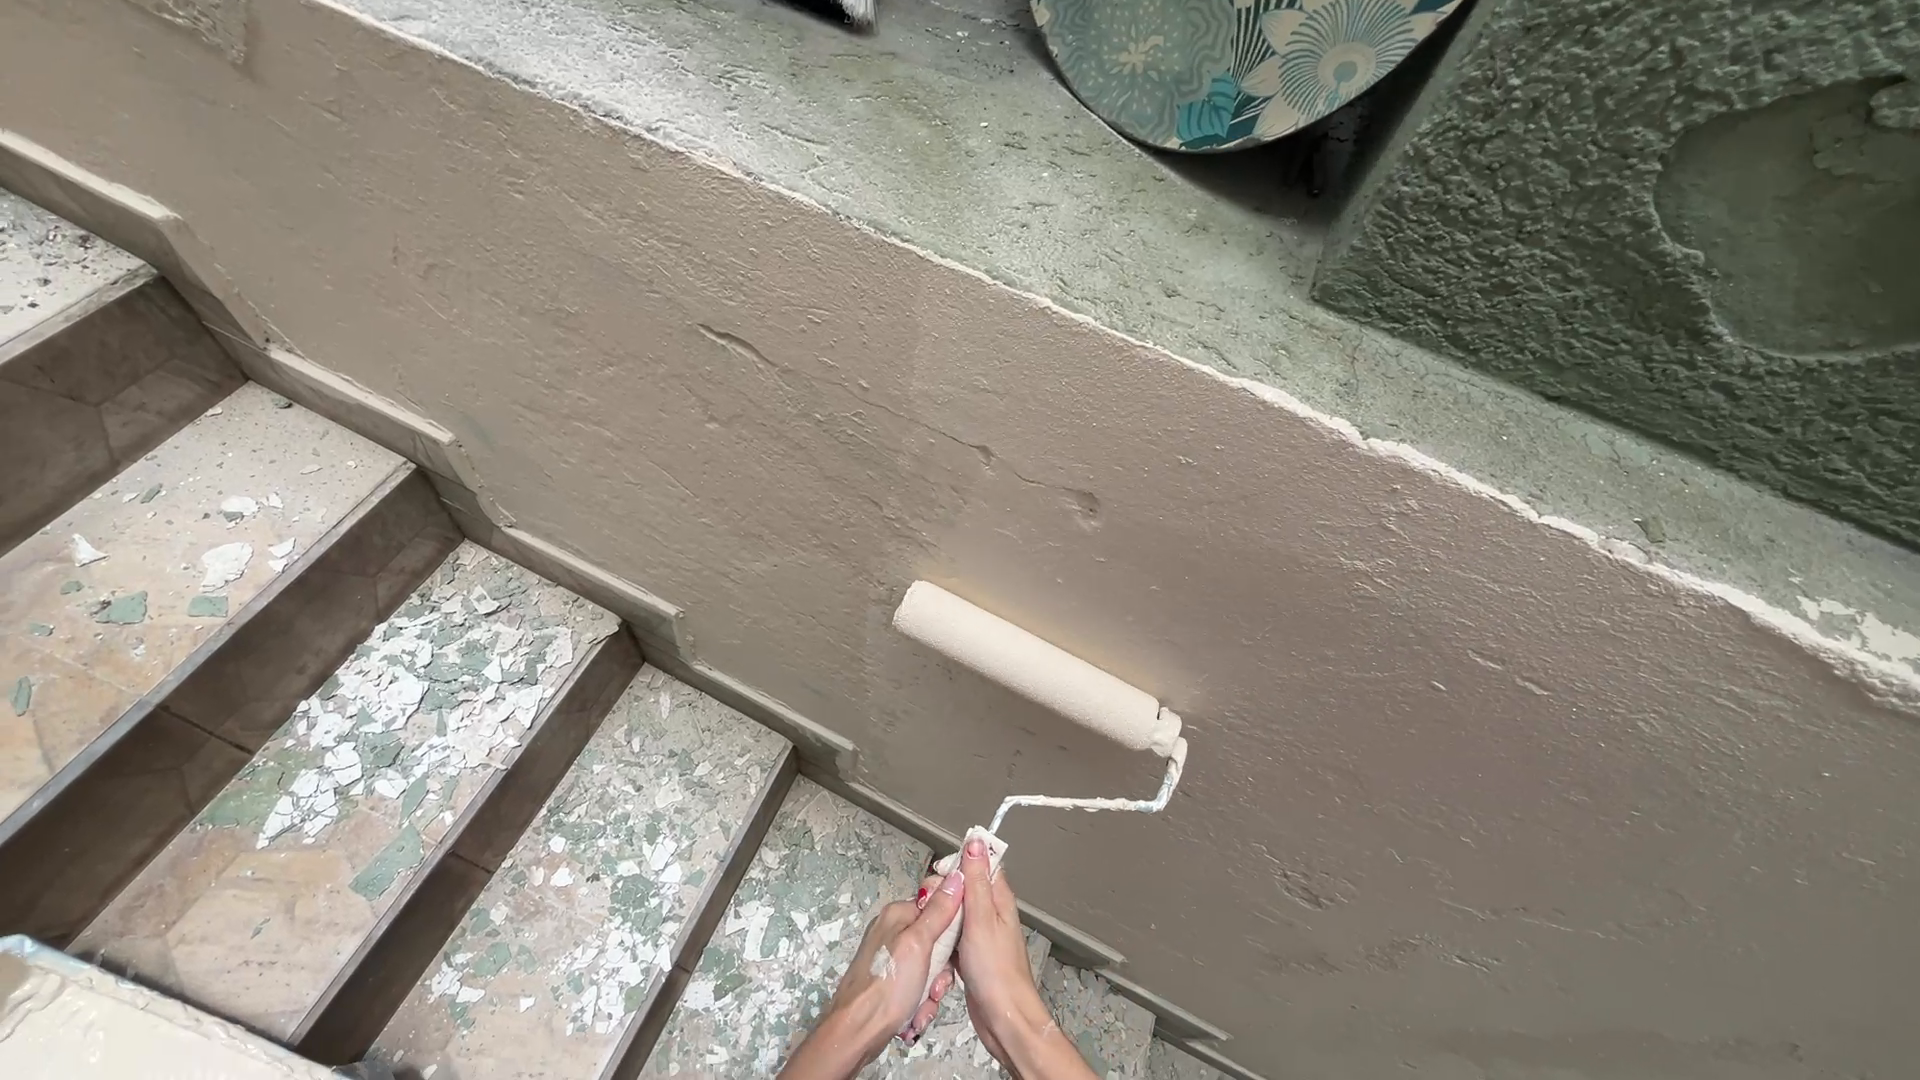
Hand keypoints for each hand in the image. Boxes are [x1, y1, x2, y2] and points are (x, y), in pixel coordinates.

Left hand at [777, 868, 963, 1079]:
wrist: (857, 1032)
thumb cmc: (886, 986)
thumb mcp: (919, 944)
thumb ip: (940, 911)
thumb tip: (958, 876)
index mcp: (898, 913)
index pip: (939, 906)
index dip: (952, 930)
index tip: (955, 953)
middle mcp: (893, 930)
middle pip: (937, 940)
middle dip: (941, 969)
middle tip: (936, 986)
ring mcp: (891, 957)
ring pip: (930, 967)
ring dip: (932, 990)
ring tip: (923, 1004)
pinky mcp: (891, 980)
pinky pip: (918, 985)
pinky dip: (920, 1001)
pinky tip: (915, 1015)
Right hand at [954, 838, 1096, 1079]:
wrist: (1003, 1019)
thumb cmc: (995, 969)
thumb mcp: (981, 917)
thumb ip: (976, 879)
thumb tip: (976, 840)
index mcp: (999, 897)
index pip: (979, 864)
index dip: (958, 863)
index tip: (939, 875)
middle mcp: (992, 912)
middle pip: (963, 887)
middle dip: (943, 892)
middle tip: (931, 906)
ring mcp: (981, 934)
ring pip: (955, 913)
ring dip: (941, 917)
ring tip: (929, 927)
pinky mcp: (971, 954)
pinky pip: (952, 936)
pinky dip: (942, 938)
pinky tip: (933, 947)